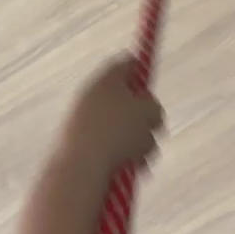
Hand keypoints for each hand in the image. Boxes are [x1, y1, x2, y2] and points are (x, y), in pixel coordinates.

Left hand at [58, 56, 164, 174]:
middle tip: (152, 129)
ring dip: (137, 143)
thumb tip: (149, 113)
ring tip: (139, 156)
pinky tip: (127, 169)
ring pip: (123, 129)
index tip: (153, 84)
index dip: (142, 70)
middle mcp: (93, 95)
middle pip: (126, 99)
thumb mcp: (148, 113)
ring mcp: (85, 121)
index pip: (128, 64)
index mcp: (106, 78)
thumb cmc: (117, 132)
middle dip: (143, 118)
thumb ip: (154, 107)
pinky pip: (112, 149)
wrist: (81, 165)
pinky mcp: (82, 146)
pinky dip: (123, 157)